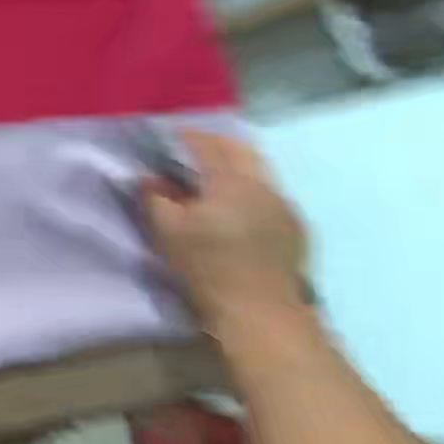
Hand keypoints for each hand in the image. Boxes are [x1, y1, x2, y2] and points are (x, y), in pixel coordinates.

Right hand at [143, 129, 309, 327]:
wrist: (260, 311)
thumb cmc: (206, 266)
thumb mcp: (167, 231)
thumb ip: (155, 197)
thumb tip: (149, 177)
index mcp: (229, 182)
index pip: (207, 145)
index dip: (187, 135)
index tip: (168, 132)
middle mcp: (262, 185)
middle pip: (240, 150)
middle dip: (215, 143)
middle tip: (191, 145)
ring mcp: (284, 205)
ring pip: (259, 169)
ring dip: (234, 163)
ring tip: (212, 172)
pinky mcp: (295, 226)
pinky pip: (269, 192)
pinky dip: (248, 186)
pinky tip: (236, 204)